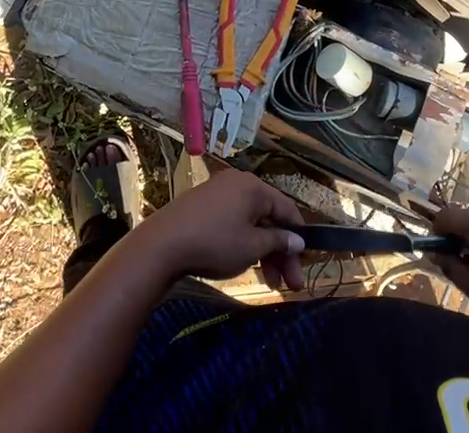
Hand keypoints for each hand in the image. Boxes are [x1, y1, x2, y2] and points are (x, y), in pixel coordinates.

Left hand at [125, 170, 305, 288]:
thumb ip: (278, 241)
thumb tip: (298, 240)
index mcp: (253, 186)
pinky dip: (245, 243)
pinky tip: (247, 265)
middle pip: (269, 218)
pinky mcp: (203, 206)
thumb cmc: (215, 242)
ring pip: (251, 223)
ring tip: (270, 283)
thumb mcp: (252, 246)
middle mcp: (237, 183)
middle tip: (290, 285)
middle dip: (282, 251)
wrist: (163, 244)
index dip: (299, 236)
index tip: (305, 264)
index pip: (287, 209)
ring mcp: (218, 193)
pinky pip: (234, 222)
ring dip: (264, 251)